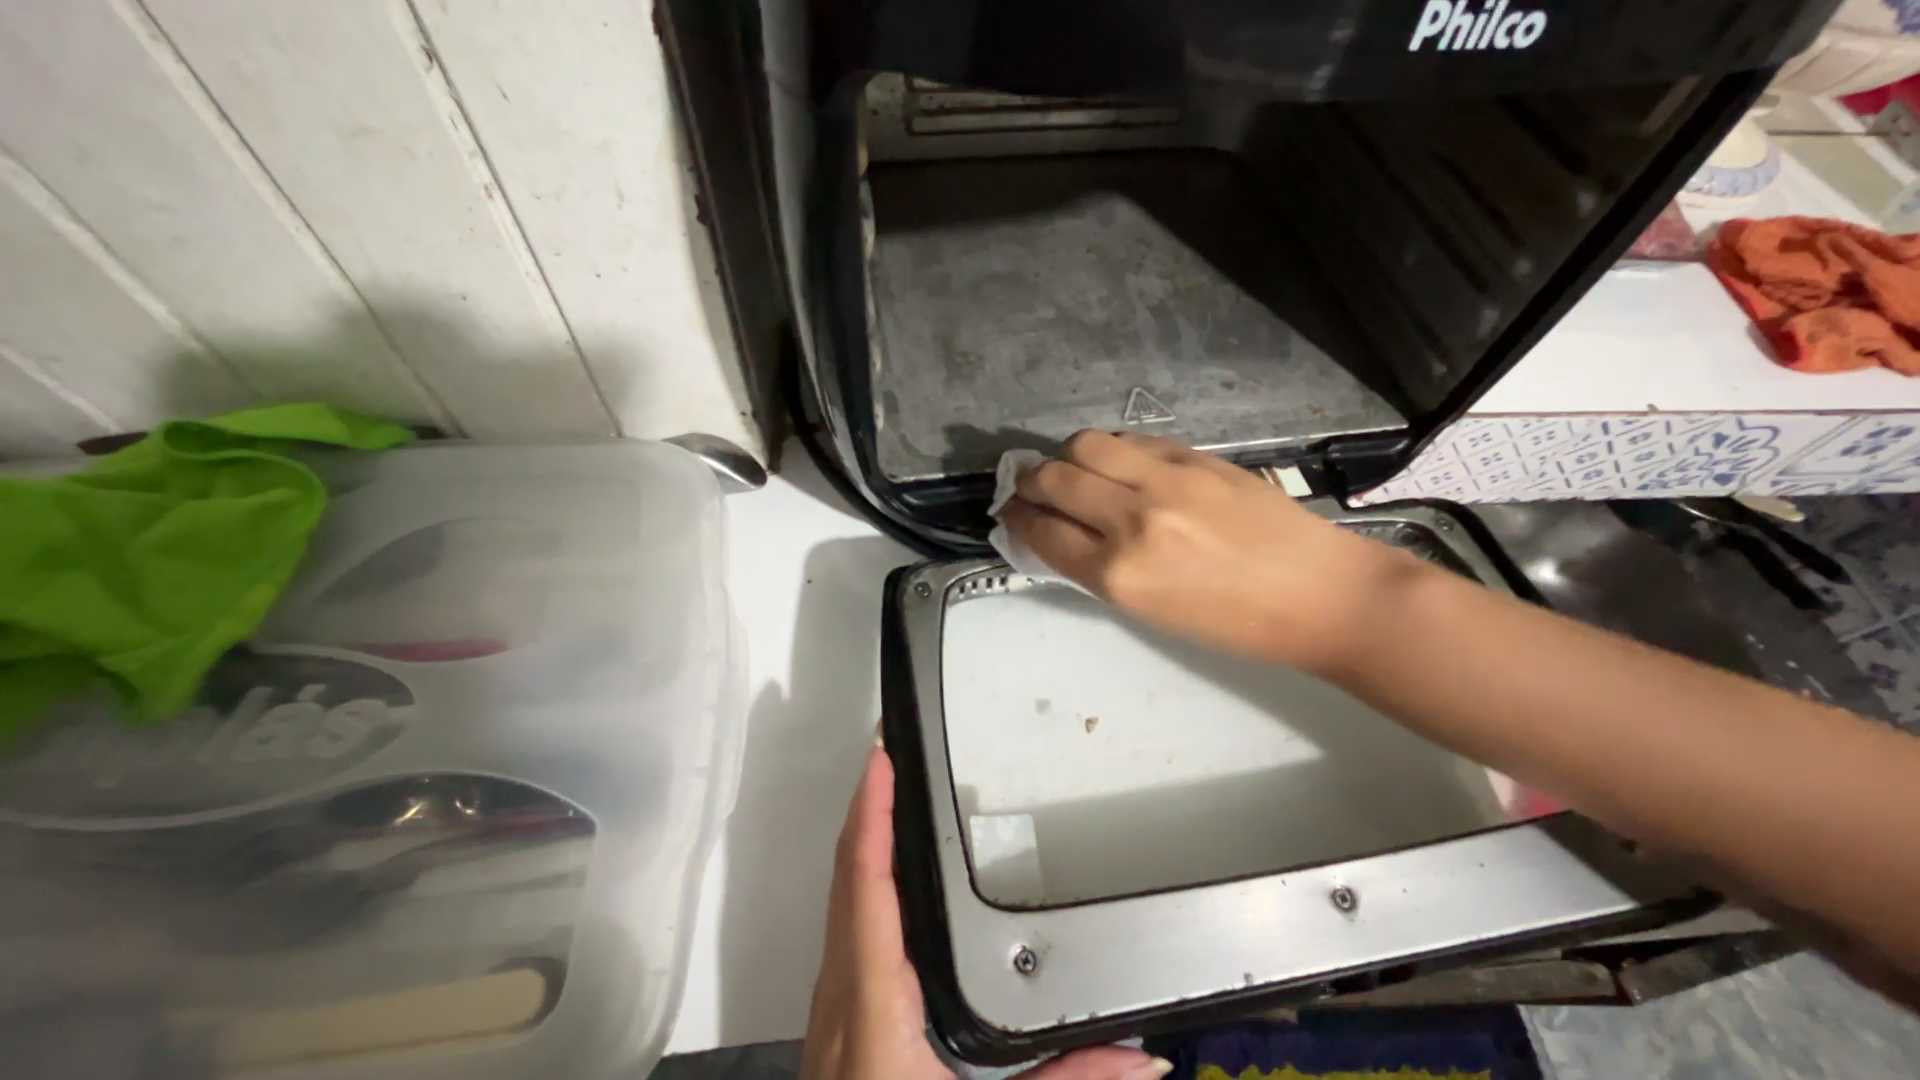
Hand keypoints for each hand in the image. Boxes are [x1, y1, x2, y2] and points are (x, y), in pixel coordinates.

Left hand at [800, 745, 1172, 1079]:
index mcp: (874, 1003)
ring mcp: (832, 1004)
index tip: (879, 760)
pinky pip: (844, 927)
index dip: (871, 817)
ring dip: (860, 843)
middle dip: (865, 811)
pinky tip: (884, 877)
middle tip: (889, 757)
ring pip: (838, 901)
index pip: (866, 886)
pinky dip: (859, 881)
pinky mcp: (837, 1017)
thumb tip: (1140, 1058)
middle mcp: (841, 992)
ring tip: (888, 799)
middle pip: (844, 879)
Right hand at [999, 431, 1410, 674]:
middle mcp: (1134, 519)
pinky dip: (1112, 450)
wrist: (1320, 593)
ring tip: (1075, 470)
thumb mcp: (1152, 612)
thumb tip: (1059, 533)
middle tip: (1030, 488)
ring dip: (1066, 456)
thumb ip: (1099, 569)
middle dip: (1029, 483)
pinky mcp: (1197, 456)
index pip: (1045, 532)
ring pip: (1086, 444)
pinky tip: (1120, 465)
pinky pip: (1133, 440)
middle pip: (1054, 479)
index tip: (1010, 512)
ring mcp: (1168, 480)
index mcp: (1121, 574)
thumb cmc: (1236, 624)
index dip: (1019, 519)